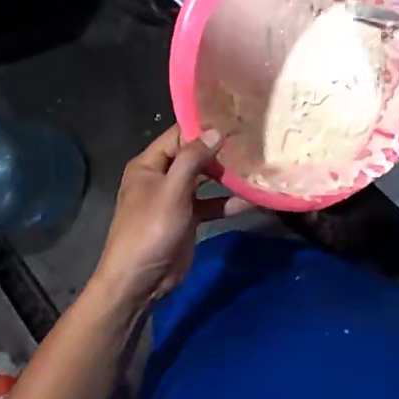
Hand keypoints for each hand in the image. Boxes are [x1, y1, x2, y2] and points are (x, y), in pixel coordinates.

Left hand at [92, 126, 248, 303]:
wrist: (139, 281)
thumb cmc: (150, 229)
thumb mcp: (172, 191)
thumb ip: (193, 159)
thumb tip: (215, 130)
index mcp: (149, 165)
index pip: (178, 135)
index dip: (203, 126)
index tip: (235, 117)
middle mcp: (162, 177)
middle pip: (194, 156)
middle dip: (221, 151)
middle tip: (253, 140)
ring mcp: (176, 198)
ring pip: (206, 180)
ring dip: (228, 176)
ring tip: (258, 164)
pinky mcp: (188, 218)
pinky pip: (212, 203)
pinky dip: (229, 202)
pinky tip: (253, 199)